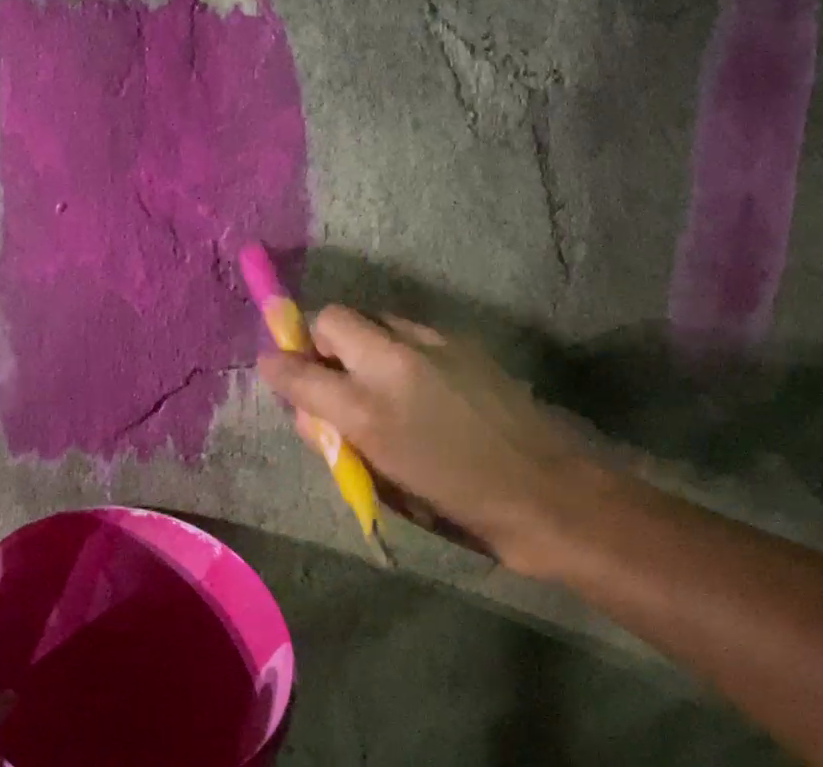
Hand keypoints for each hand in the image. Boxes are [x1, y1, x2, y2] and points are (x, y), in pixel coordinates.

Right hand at [256, 305, 602, 576]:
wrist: (548, 492)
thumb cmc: (458, 506)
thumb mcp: (384, 486)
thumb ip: (337, 442)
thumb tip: (308, 412)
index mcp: (369, 412)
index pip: (298, 372)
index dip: (278, 367)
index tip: (274, 368)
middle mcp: (394, 363)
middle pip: (334, 317)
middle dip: (320, 338)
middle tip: (329, 371)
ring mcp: (432, 344)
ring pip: (375, 316)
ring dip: (361, 338)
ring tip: (375, 374)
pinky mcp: (463, 342)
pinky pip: (411, 329)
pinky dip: (398, 345)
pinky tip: (417, 379)